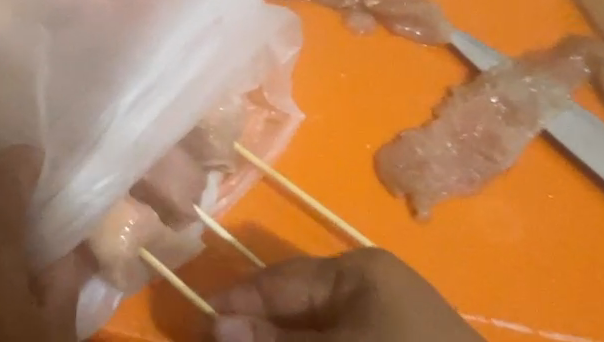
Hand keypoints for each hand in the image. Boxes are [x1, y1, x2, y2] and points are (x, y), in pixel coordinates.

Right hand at [208, 249, 479, 341]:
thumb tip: (214, 325)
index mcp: (356, 269)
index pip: (278, 280)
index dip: (237, 301)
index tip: (200, 322)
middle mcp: (371, 284)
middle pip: (296, 305)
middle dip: (261, 328)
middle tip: (221, 341)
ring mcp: (392, 319)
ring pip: (318, 327)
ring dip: (285, 339)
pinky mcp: (404, 341)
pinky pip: (346, 338)